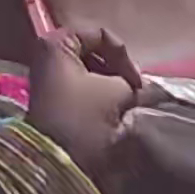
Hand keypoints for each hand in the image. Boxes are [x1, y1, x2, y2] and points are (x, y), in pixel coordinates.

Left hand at [26, 28, 142, 174]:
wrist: (55, 159)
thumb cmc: (81, 118)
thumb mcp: (113, 95)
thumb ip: (132, 84)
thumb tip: (146, 87)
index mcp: (57, 43)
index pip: (98, 34)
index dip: (122, 54)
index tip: (136, 81)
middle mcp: (48, 52)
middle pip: (92, 49)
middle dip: (117, 68)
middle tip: (134, 90)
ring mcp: (49, 73)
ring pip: (88, 68)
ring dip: (110, 82)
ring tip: (126, 101)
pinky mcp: (53, 94)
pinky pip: (81, 84)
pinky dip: (99, 92)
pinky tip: (113, 109)